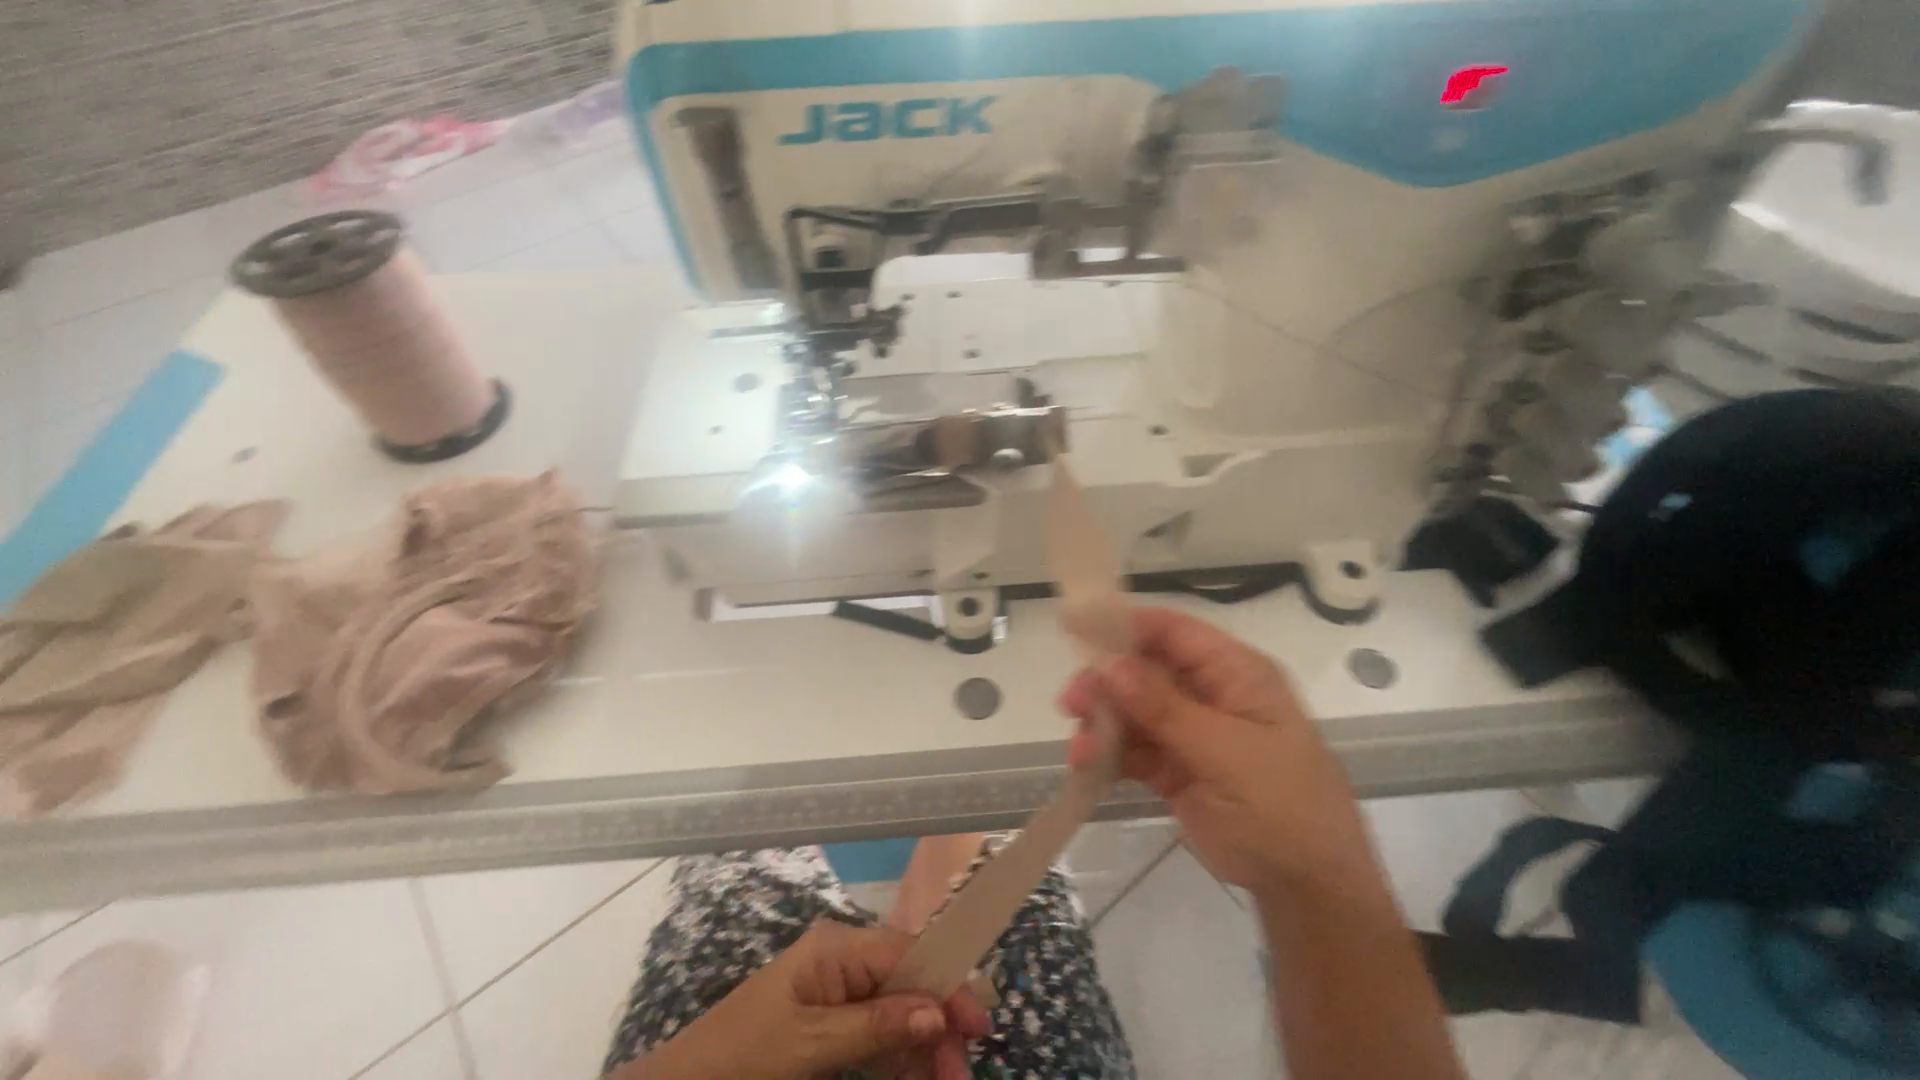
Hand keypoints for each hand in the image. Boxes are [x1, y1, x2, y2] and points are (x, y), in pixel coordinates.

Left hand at [630, 920, 989, 1079]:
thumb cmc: (745, 1054)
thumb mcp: (812, 1044)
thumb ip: (877, 1026)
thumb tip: (938, 1012)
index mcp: (836, 947)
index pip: (907, 952)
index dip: (945, 984)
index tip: (979, 1023)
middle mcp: (842, 959)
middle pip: (907, 982)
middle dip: (938, 1023)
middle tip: (961, 1072)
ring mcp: (837, 989)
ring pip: (898, 1009)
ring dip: (924, 1043)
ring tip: (948, 1078)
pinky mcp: (831, 1018)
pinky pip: (878, 1030)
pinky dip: (899, 1053)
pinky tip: (919, 1073)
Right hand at [1058, 607, 1379, 899]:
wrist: (1307, 886)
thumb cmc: (1281, 806)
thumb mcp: (1226, 753)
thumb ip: (1165, 708)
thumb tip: (1109, 664)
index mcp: (1237, 675)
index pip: (1175, 632)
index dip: (1125, 625)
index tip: (1074, 628)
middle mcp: (1211, 695)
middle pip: (1145, 669)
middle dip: (1105, 682)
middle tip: (1070, 703)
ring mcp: (1193, 734)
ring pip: (1133, 710)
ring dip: (1102, 722)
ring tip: (1080, 748)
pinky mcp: (1176, 770)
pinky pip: (1134, 750)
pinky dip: (1109, 754)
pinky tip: (1086, 765)